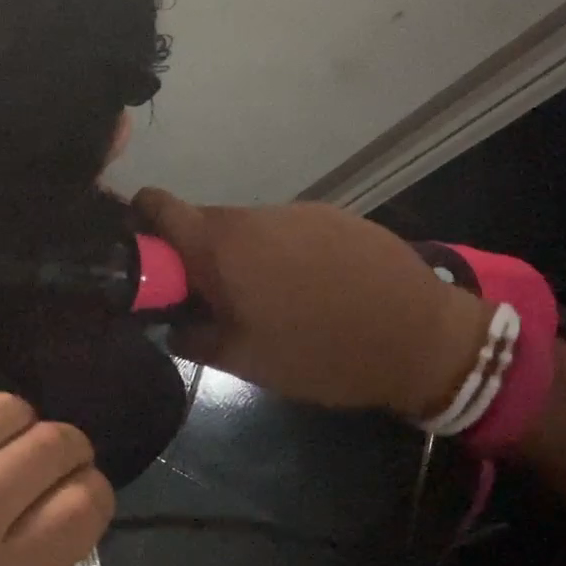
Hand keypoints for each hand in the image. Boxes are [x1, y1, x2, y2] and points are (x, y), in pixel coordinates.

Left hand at [0, 394, 112, 565]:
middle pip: (53, 445)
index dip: (94, 492)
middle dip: (69, 449)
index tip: (81, 491)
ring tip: (2, 446)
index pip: (82, 506)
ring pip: (6, 407)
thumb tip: (74, 493)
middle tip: (54, 459)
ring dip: (19, 427)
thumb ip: (38, 555)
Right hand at [135, 188, 491, 418]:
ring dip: (241, 254)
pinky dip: (282, 251)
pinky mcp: (334, 216)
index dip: (139, 222)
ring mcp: (296, 212)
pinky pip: (287, 228)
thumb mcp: (242, 360)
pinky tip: (310, 286)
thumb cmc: (320, 354)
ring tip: (268, 295)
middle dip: (195, 252)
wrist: (426, 341)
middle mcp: (250, 217)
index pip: (156, 205)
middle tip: (210, 294)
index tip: (143, 253)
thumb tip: (168, 324)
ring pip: (245, 226)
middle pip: (200, 220)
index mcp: (218, 247)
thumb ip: (191, 336)